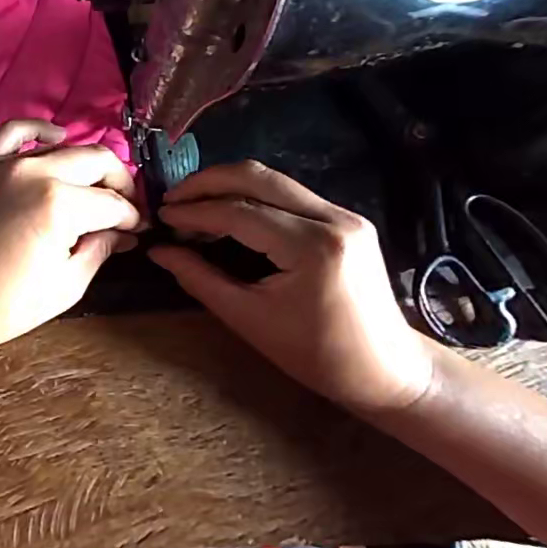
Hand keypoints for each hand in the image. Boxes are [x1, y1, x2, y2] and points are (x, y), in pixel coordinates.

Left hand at [0, 120, 141, 360]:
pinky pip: (14, 132)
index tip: (137, 230)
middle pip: (97, 162)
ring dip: (88, 162)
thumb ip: (98, 250)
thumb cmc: (0, 307)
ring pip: (63, 147)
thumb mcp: (64, 287)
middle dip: (120, 185)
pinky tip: (57, 138)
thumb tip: (120, 232)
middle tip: (124, 209)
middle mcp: (36, 173)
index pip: (113, 203)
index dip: (131, 218)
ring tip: (97, 186)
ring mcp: (5, 164)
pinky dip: (39, 130)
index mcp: (60, 205)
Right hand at [147, 161, 437, 412]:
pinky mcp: (344, 219)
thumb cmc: (316, 355)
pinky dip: (249, 196)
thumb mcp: (248, 319)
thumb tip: (159, 252)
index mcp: (312, 246)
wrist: (387, 371)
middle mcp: (332, 218)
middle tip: (171, 200)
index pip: (239, 211)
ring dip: (226, 186)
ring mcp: (343, 214)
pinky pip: (286, 194)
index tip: (161, 216)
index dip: (194, 212)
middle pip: (257, 176)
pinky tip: (225, 214)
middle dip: (206, 182)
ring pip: (272, 179)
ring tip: (192, 206)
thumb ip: (199, 278)